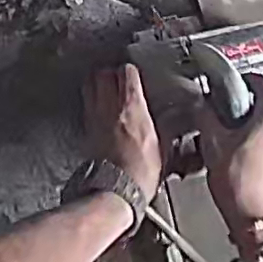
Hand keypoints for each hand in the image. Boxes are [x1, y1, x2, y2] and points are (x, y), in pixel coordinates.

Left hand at [82, 64, 162, 203]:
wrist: (115, 191)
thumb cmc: (139, 172)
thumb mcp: (163, 147)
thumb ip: (168, 128)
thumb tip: (176, 120)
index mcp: (131, 107)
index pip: (126, 72)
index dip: (130, 70)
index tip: (134, 73)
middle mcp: (110, 107)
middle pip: (102, 73)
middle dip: (110, 71)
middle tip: (117, 76)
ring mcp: (94, 116)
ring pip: (89, 85)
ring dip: (96, 82)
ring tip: (104, 85)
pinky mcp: (86, 129)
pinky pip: (86, 104)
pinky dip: (91, 100)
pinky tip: (99, 108)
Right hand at [198, 74, 262, 237]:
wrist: (255, 223)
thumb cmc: (237, 184)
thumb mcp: (213, 145)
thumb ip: (206, 117)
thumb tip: (200, 100)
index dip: (250, 77)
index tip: (234, 81)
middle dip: (244, 104)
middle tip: (222, 110)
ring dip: (248, 124)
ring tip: (225, 135)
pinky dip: (254, 141)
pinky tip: (235, 154)